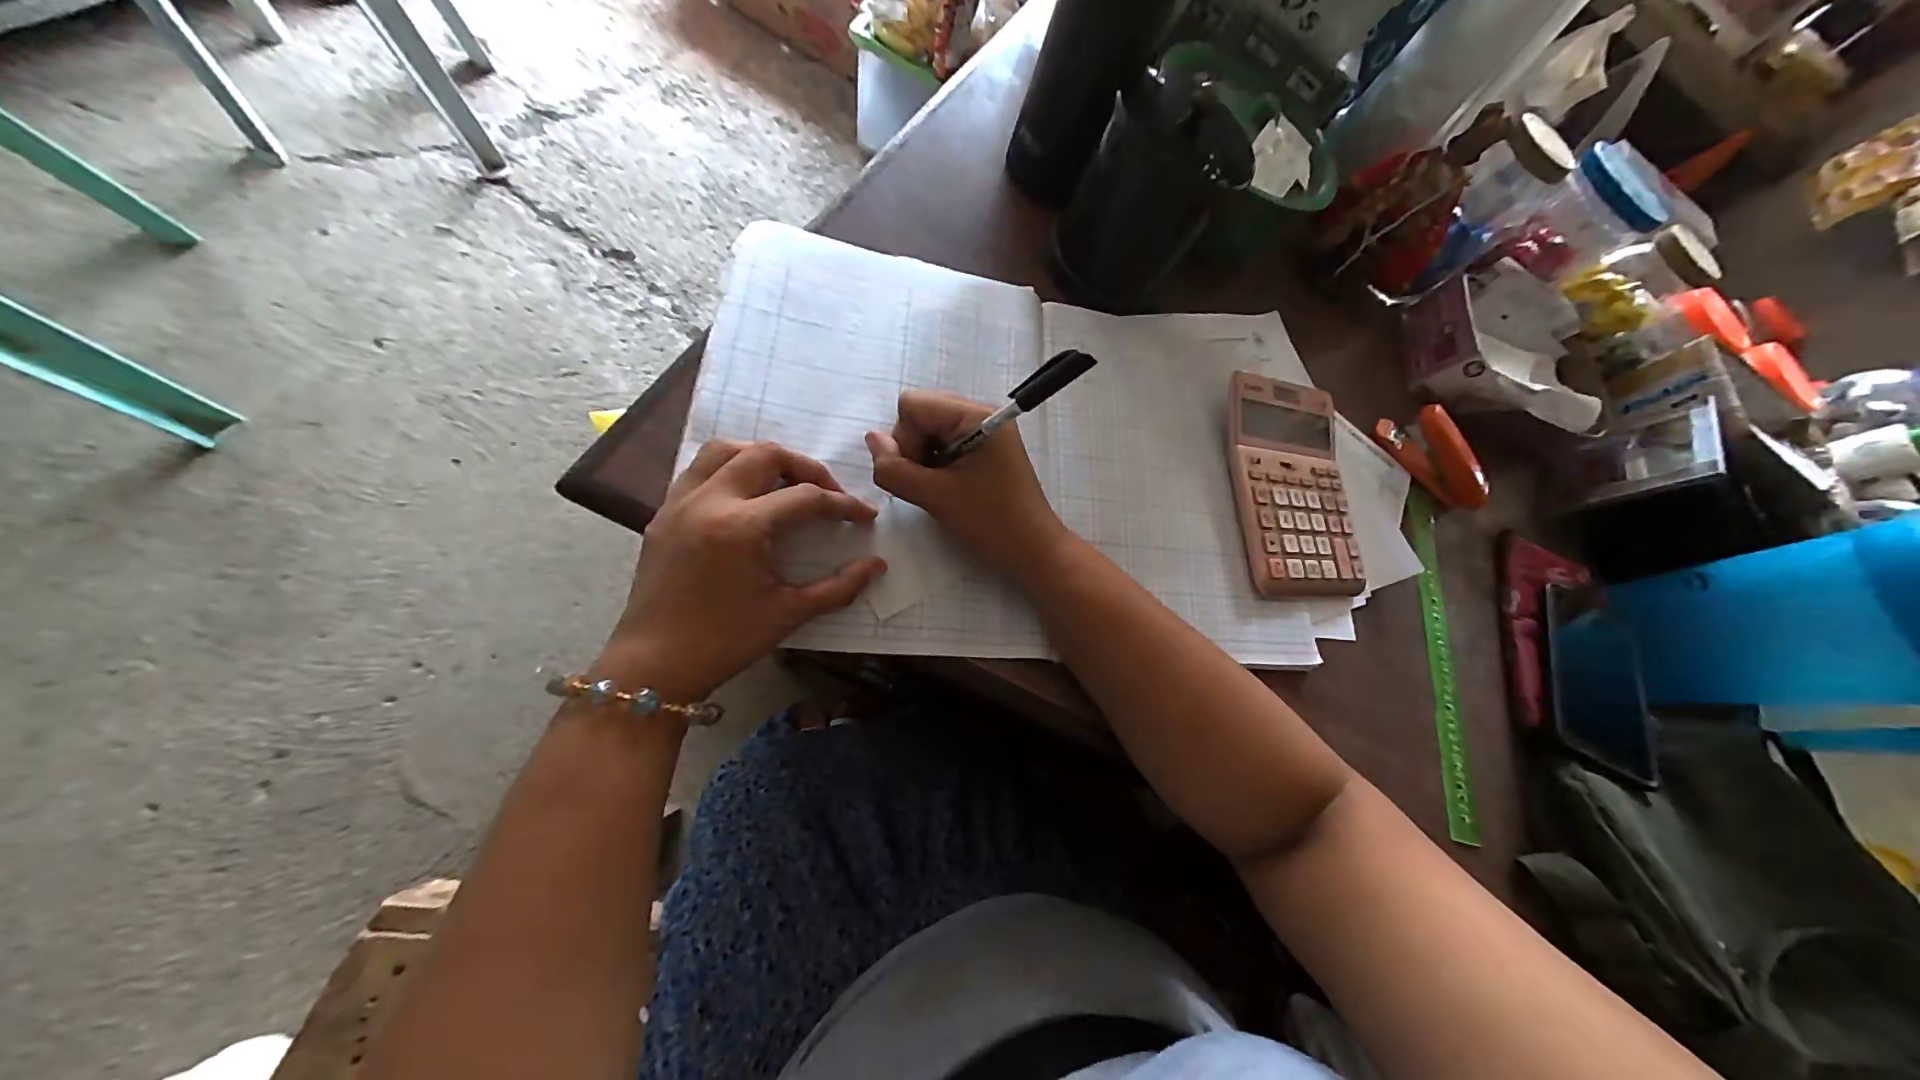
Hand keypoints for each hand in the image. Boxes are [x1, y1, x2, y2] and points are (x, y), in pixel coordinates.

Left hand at [602, 441, 886, 700]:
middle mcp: (708, 501)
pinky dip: (728, 469)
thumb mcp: (788, 614)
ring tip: (785, 482)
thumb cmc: (725, 641)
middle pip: (765, 455)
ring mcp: (680, 502)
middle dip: (806, 468)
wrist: (655, 663)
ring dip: (762, 457)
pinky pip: (698, 470)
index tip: (865, 517)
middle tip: (827, 494)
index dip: (842, 505)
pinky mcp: (663, 513)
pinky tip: (745, 496)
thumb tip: (876, 566)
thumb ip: (838, 588)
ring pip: (725, 449)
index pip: (805, 498)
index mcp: (741, 527)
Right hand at [865, 390, 1071, 579]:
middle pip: (919, 414)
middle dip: (912, 449)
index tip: (920, 473)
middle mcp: (978, 413)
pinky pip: (942, 444)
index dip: (904, 439)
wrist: (1033, 549)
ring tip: (940, 489)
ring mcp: (982, 430)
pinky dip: (934, 465)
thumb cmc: (991, 521)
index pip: (912, 405)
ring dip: (922, 460)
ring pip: (927, 431)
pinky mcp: (983, 449)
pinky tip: (947, 488)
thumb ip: (894, 468)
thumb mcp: (935, 496)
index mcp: (974, 415)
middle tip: (929, 484)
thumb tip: (871, 439)